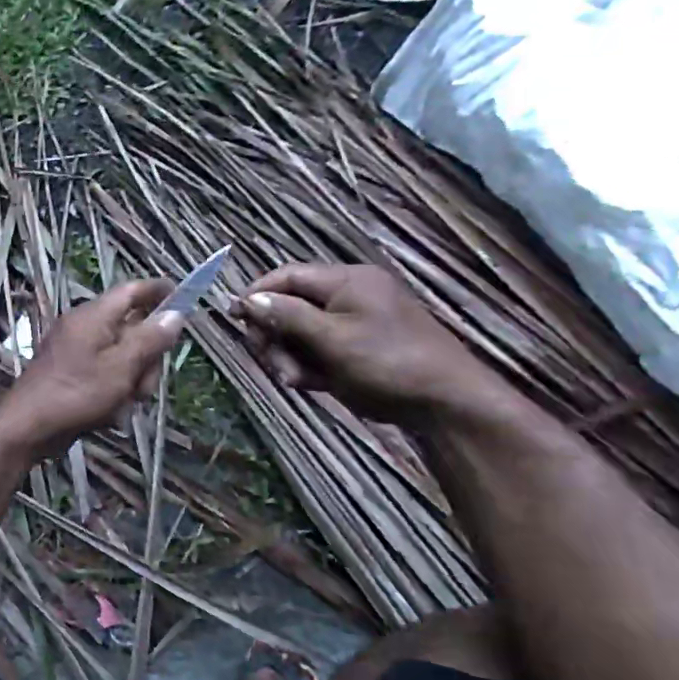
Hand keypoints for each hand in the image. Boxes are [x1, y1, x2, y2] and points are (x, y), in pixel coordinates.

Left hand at [0, 279, 183, 457]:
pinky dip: (113, 392)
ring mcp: (75, 352)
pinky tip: (109, 414)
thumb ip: (150, 340)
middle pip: (132, 330)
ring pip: (121, 358)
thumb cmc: (75, 394)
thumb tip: (175, 314)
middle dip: (146, 359)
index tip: (184, 298)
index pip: (132, 291)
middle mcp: (84, 328)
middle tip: (145, 386)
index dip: (159, 292)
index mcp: (93, 316)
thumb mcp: (121, 367)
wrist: (27, 428)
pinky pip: (104, 376)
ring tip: (124, 404)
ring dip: (131, 382)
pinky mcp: (71, 375)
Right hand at [231, 264, 507, 418]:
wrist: (444, 403)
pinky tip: (307, 384)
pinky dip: (305, 368)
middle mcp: (347, 298)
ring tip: (294, 380)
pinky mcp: (352, 353)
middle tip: (271, 362)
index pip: (288, 276)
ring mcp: (350, 326)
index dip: (258, 294)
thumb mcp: (333, 338)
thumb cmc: (390, 362)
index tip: (234, 318)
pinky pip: (315, 353)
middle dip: (273, 335)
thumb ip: (288, 317)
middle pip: (288, 307)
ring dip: (287, 357)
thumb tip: (249, 300)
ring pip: (298, 335)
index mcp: (347, 282)